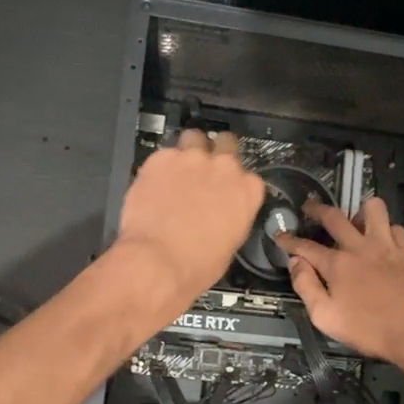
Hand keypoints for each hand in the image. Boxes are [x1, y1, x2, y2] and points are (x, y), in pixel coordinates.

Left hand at [113, 129, 263, 312]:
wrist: (158, 261)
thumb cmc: (198, 264)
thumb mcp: (231, 243)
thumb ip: (232, 216)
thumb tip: (222, 214)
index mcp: (248, 190)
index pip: (248, 175)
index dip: (234, 182)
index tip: (224, 190)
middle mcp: (224, 167)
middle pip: (225, 143)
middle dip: (216, 153)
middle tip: (204, 171)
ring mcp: (191, 158)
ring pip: (193, 138)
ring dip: (189, 151)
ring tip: (178, 170)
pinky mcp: (160, 158)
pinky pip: (164, 154)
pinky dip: (161, 166)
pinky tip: (155, 184)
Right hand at [276, 197, 403, 368]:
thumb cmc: (369, 330)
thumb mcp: (326, 317)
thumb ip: (306, 287)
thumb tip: (296, 264)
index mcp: (337, 264)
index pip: (305, 246)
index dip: (289, 241)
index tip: (280, 236)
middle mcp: (360, 247)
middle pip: (335, 217)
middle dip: (317, 209)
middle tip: (309, 207)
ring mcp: (387, 246)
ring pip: (373, 209)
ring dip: (360, 211)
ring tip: (355, 221)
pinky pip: (396, 228)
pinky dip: (386, 230)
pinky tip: (384, 240)